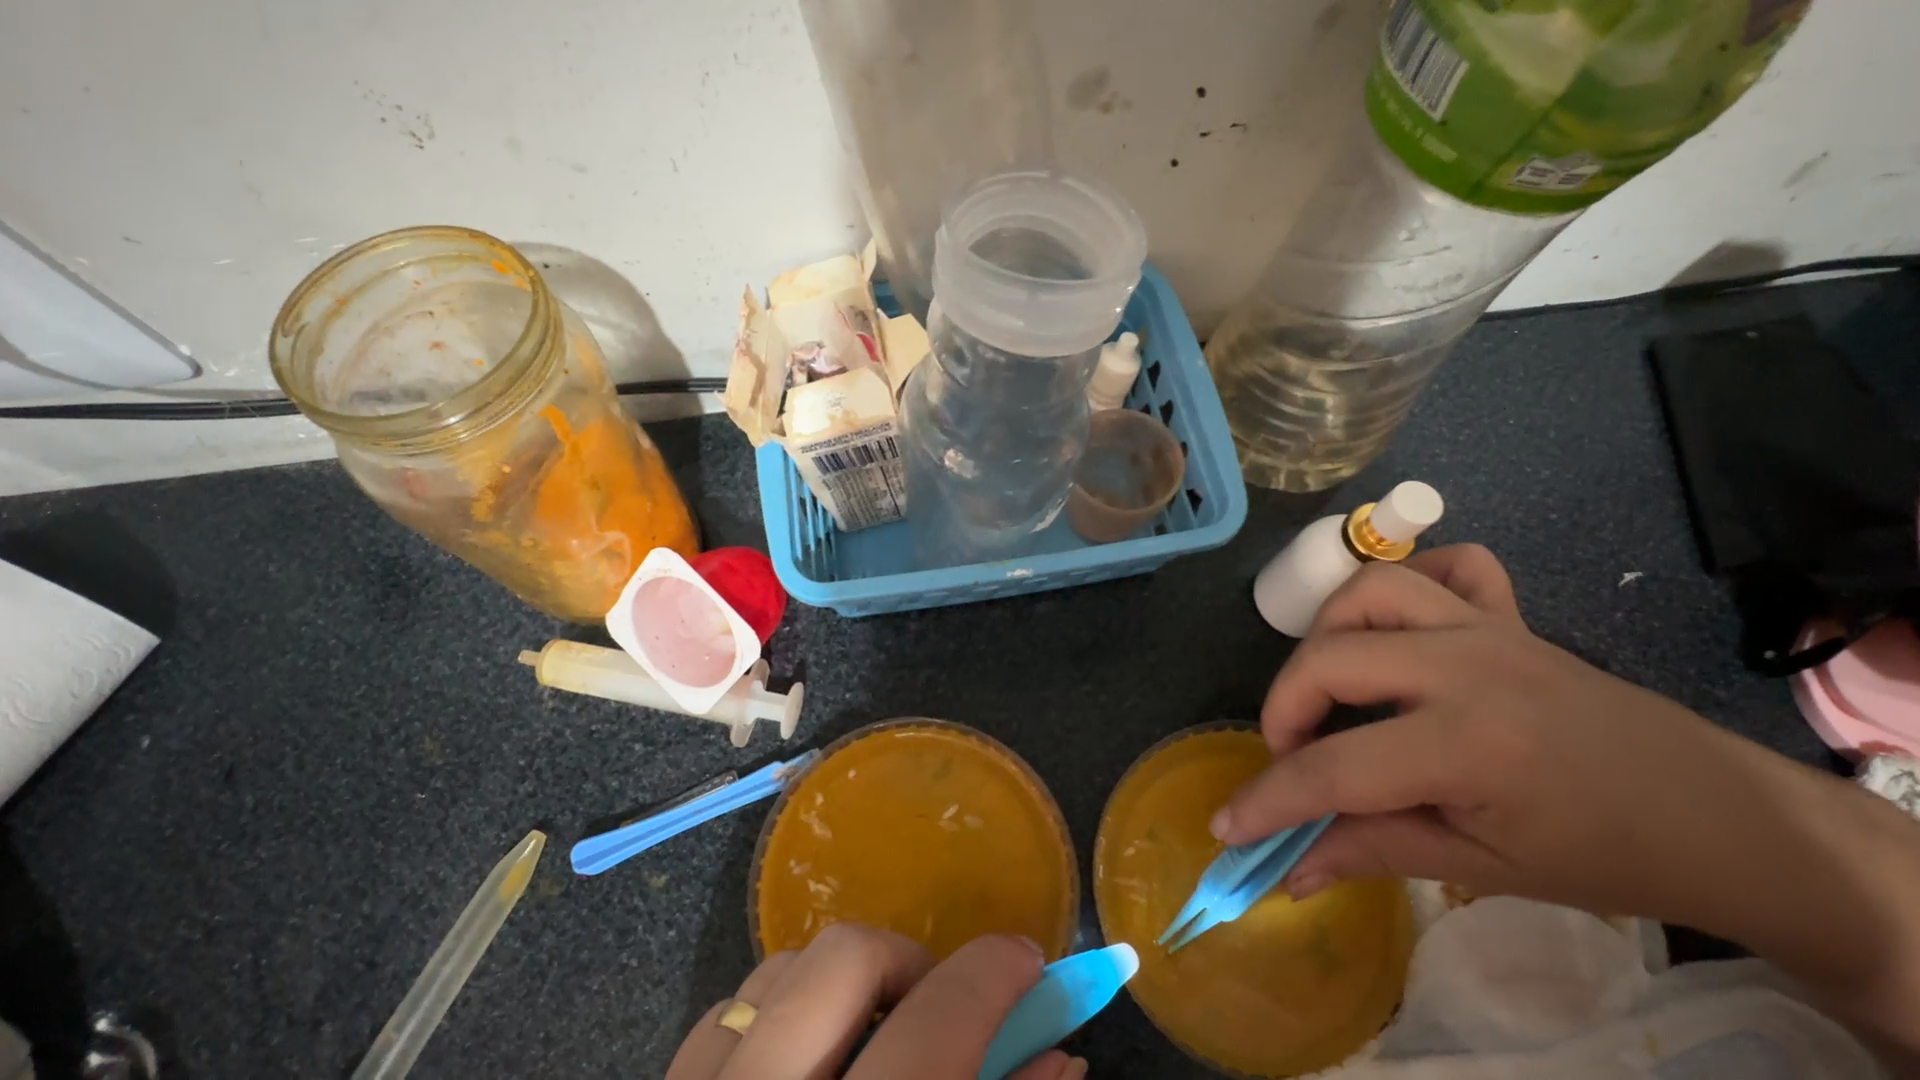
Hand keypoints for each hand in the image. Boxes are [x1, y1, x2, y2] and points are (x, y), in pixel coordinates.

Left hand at [667, 923, 1086, 1079]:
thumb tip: (1061, 1055)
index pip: (934, 1026)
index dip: (995, 977)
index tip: (1028, 962)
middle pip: (846, 958)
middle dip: (911, 964)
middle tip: (942, 1005)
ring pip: (782, 969)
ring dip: (844, 983)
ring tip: (874, 1034)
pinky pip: (724, 1010)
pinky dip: (780, 1011)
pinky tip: (806, 1057)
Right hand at [1215, 543, 1785, 921]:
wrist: (1724, 820)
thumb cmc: (1606, 856)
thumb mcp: (1482, 866)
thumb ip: (1371, 851)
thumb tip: (1286, 871)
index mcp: (1468, 743)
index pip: (1335, 767)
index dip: (1269, 800)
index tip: (1229, 826)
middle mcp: (1469, 666)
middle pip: (1331, 657)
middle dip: (1284, 707)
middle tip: (1291, 756)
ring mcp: (1492, 629)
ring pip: (1374, 588)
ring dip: (1329, 631)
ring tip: (1331, 685)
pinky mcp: (1513, 617)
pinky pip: (1452, 566)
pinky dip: (1411, 584)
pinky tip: (1400, 630)